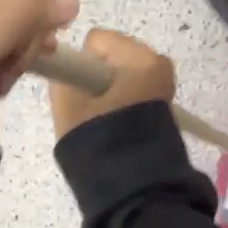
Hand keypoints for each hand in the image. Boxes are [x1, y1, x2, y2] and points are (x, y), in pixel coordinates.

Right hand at [49, 28, 176, 138]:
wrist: (133, 186)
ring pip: (123, 78)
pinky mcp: (165, 110)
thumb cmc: (99, 139)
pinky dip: (122, 106)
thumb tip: (65, 71)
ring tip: (101, 123)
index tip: (76, 92)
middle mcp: (159, 66)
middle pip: (113, 57)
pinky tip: (114, 129)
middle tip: (88, 110)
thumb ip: (62, 77)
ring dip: (110, 93)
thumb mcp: (67, 106)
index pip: (97, 41)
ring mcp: (165, 89)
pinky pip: (134, 95)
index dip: (80, 65)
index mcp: (140, 58)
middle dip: (97, 78)